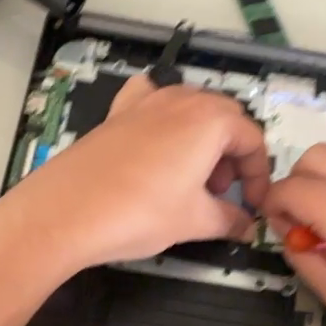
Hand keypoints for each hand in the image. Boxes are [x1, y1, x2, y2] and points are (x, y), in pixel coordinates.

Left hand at [9, 74, 271, 270]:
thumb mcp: (195, 221)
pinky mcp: (116, 113)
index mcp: (210, 120)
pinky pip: (149, 99)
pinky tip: (156, 138)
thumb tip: (247, 227)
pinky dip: (162, 114)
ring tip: (191, 177)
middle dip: (232, 156)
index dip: (259, 175)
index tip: (253, 205)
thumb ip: (229, 220)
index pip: (253, 140)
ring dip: (202, 138)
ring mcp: (145, 102)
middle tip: (222, 194)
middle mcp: (181, 100)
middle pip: (225, 119)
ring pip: (190, 107)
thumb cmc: (140, 213)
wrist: (66, 213)